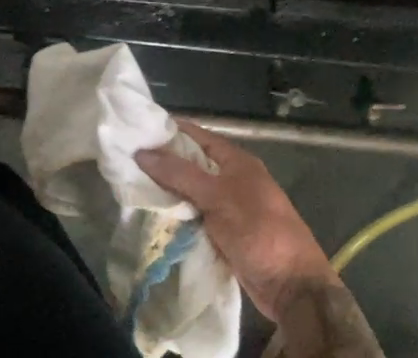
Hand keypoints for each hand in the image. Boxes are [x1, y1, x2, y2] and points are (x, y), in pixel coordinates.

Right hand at [134, 120, 335, 319]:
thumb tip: (140, 152)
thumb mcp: (218, 197)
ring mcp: (227, 206)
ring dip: (164, 189)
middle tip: (125, 158)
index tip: (133, 130)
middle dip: (160, 161)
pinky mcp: (221, 230)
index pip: (194, 135)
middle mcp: (231, 178)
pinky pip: (191, 213)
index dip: (165, 130)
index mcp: (236, 161)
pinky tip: (149, 210)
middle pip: (188, 162)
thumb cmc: (259, 232)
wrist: (293, 289)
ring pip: (187, 189)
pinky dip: (174, 212)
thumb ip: (179, 173)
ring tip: (129, 182)